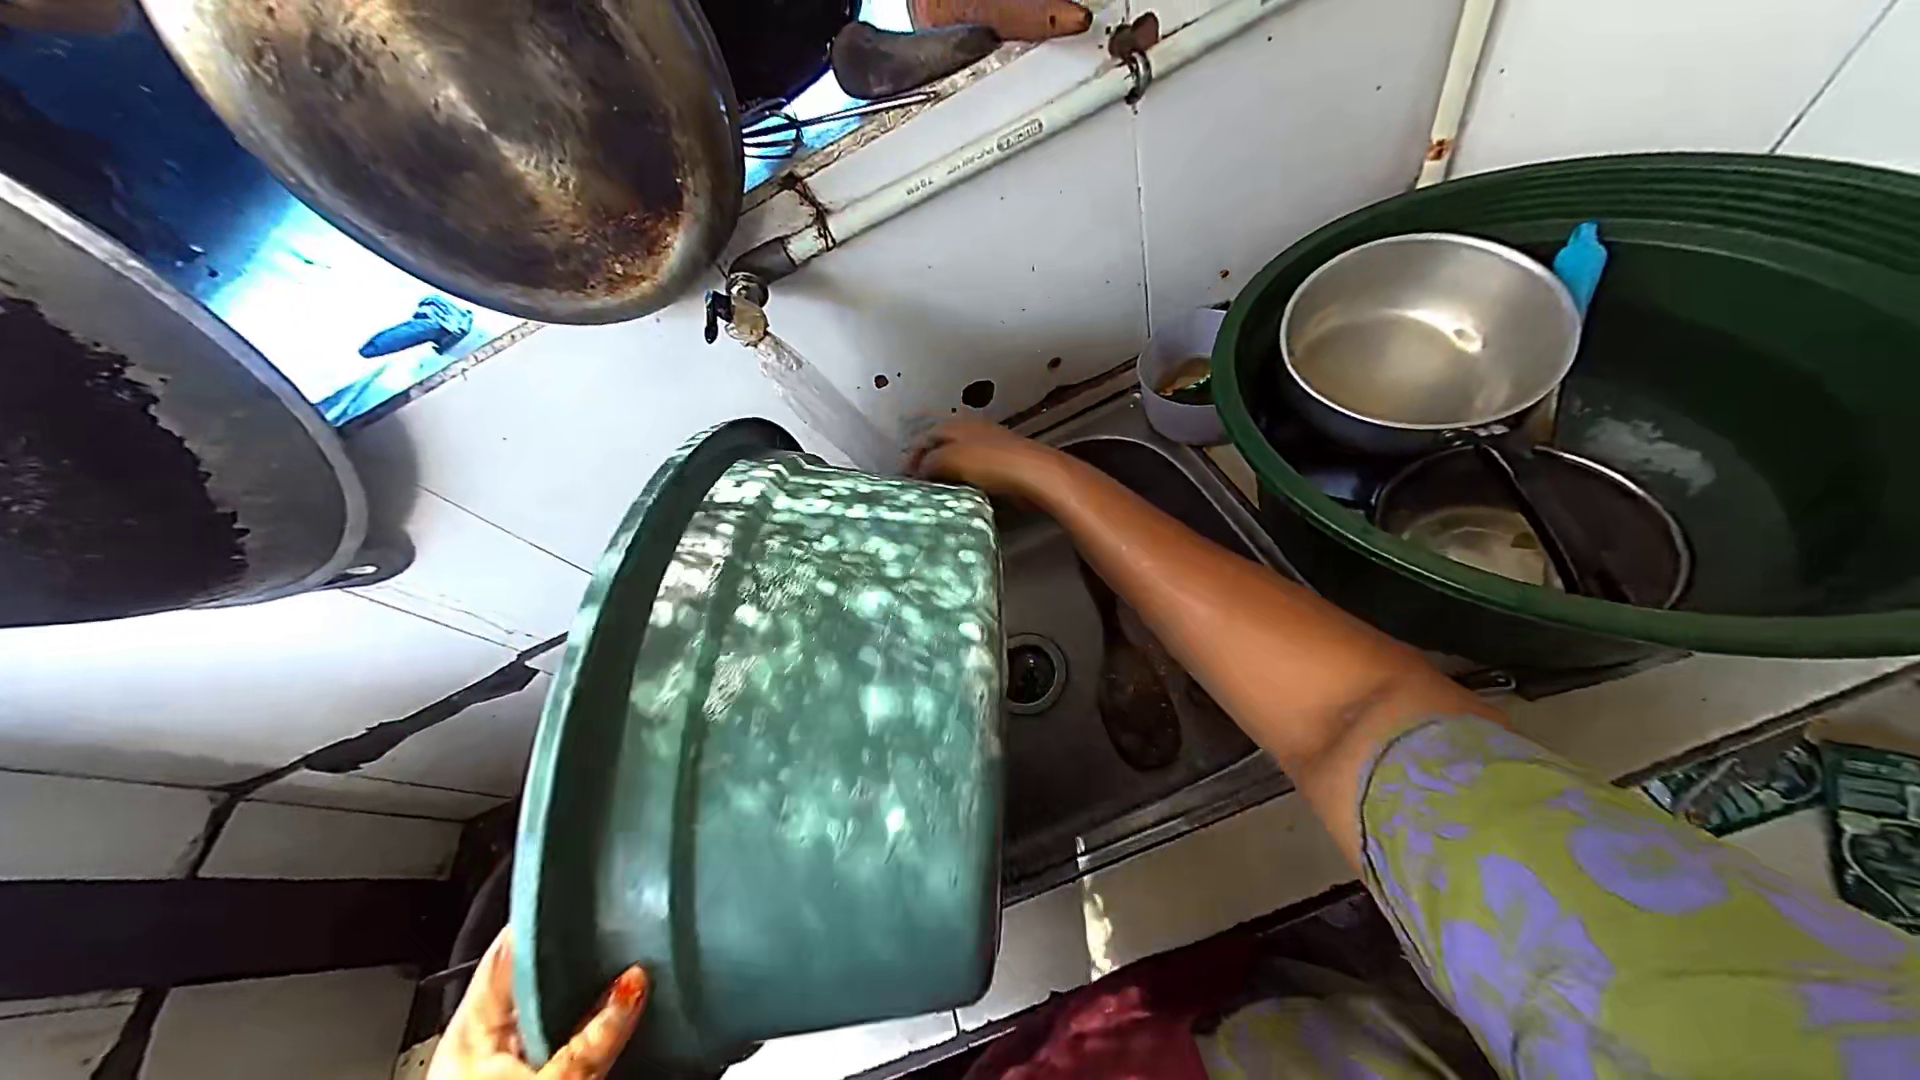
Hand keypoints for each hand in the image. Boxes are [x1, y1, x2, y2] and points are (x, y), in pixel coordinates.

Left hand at [428, 929, 646, 1079]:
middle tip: (627, 923)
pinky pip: (571, 1027)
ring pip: (559, 1000)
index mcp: (470, 1031)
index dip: (550, 912)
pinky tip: (625, 1006)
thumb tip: (634, 982)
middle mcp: (485, 1037)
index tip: (591, 884)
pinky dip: (597, 1015)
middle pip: (541, 970)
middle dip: (585, 950)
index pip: (512, 946)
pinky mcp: (535, 1074)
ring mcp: (509, 1057)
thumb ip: (594, 1037)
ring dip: (594, 986)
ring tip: (632, 958)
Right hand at [910, 418, 1070, 498]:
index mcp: (957, 424)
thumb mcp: (949, 459)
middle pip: (941, 448)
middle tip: (917, 487)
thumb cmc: (991, 463)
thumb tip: (921, 470)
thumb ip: (929, 462)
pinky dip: (965, 483)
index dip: (911, 457)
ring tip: (936, 495)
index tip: (903, 477)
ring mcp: (990, 447)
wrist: (1035, 475)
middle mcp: (972, 431)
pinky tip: (963, 496)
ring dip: (946, 476)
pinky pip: (976, 473)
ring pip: (959, 461)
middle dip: (927, 466)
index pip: (925, 438)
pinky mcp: (1004, 466)